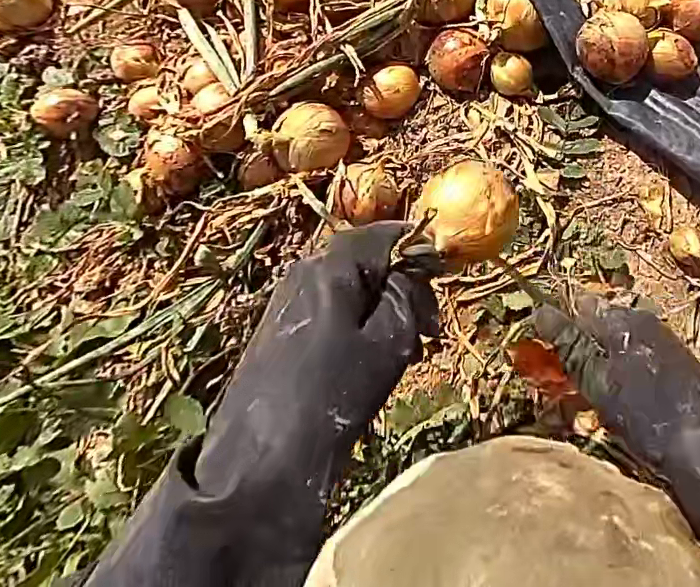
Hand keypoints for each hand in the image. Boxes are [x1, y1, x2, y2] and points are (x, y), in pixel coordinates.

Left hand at [88, 222, 436, 586]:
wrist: (255, 465)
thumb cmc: (331, 394)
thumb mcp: (390, 339)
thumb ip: (409, 291)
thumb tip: (418, 264)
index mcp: (332, 264)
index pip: (390, 234)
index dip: (423, 253)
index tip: (445, 280)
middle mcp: (307, 269)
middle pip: (372, 259)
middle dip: (405, 285)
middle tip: (429, 325)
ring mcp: (289, 298)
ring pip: (355, 286)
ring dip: (386, 307)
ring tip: (408, 347)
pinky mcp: (281, 327)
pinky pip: (335, 308)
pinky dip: (361, 323)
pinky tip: (374, 358)